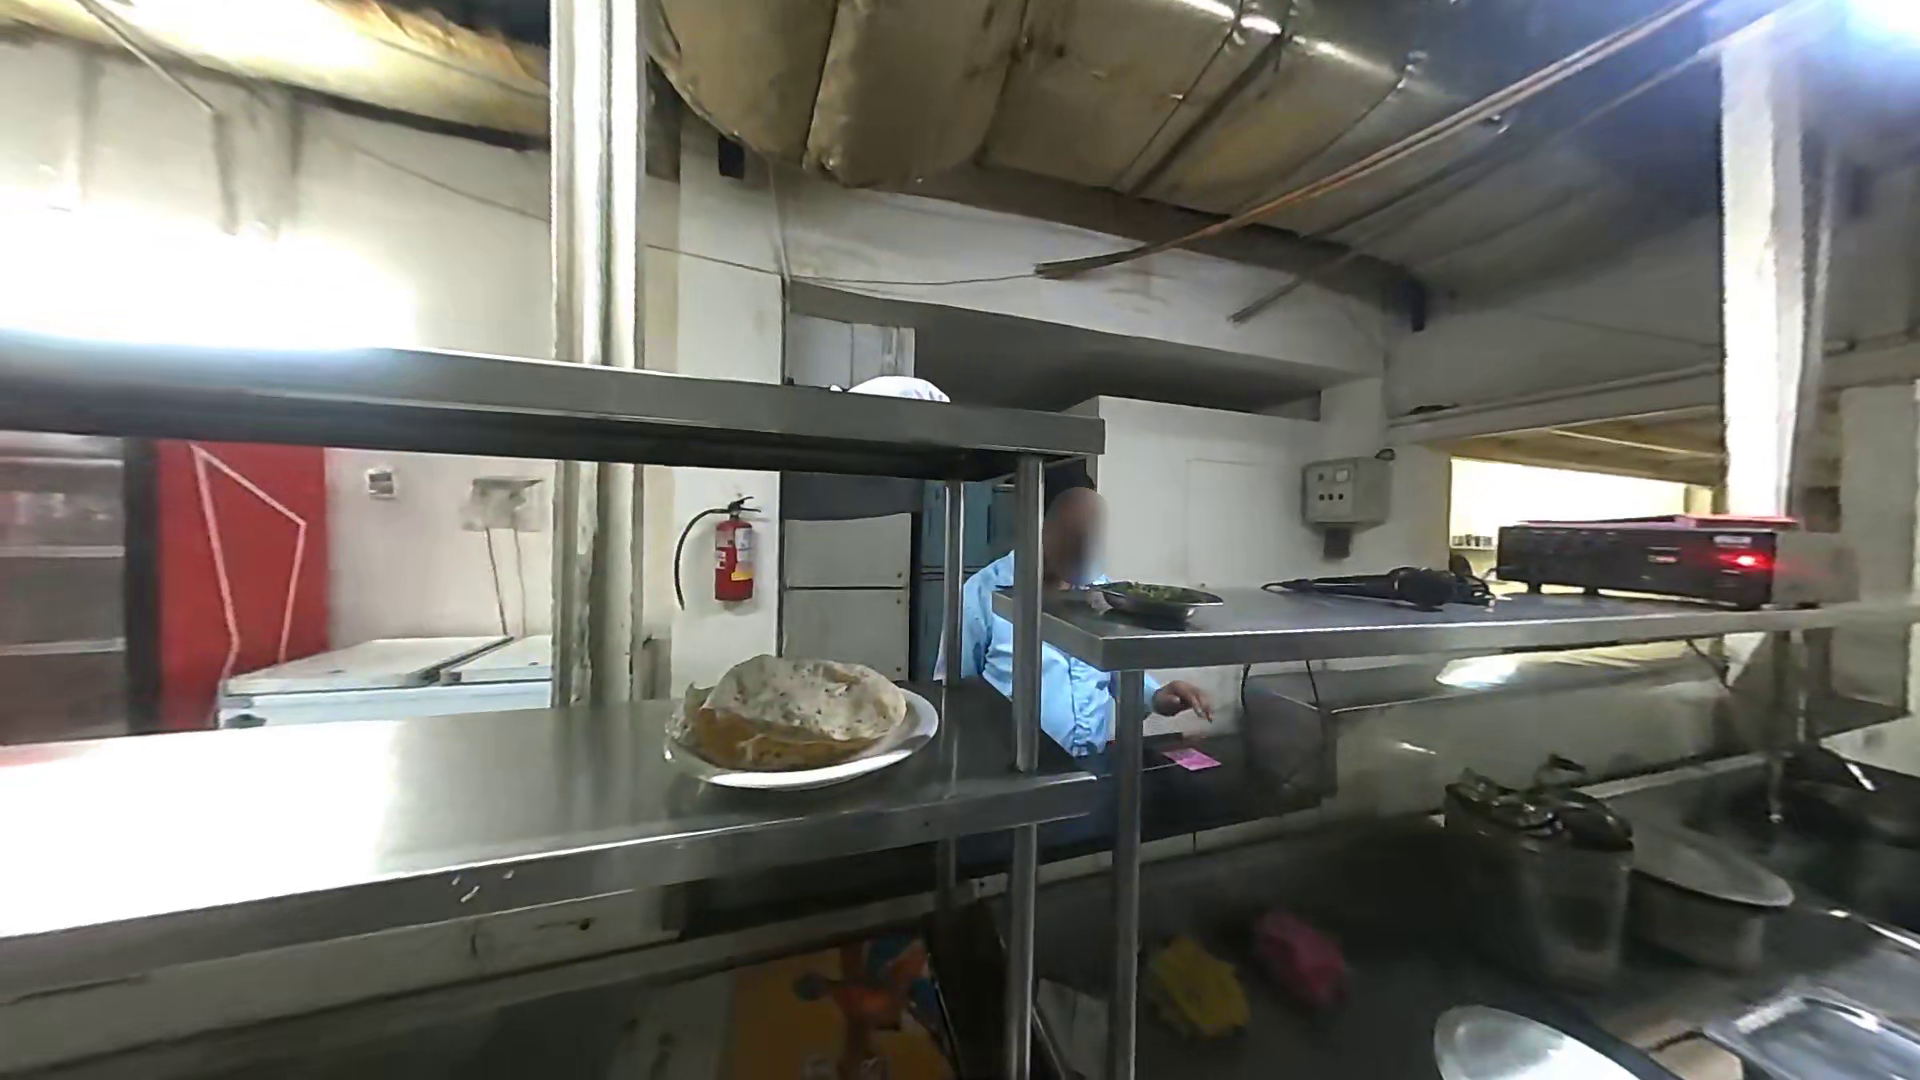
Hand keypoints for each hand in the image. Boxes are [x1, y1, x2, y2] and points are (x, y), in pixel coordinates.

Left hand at [1153, 680, 1212, 720]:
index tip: (1200, 715)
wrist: (1159, 698)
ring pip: (1203, 695)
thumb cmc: (1160, 701)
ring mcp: (1190, 688)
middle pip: (1199, 693)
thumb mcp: (1162, 701)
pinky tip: (1209, 714)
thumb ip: (1170, 700)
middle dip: (1205, 705)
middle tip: (1209, 717)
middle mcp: (1186, 685)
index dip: (1196, 704)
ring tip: (1210, 717)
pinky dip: (1207, 705)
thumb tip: (1177, 700)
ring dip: (1208, 705)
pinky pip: (1203, 698)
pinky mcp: (1193, 694)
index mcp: (1178, 686)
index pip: (1190, 694)